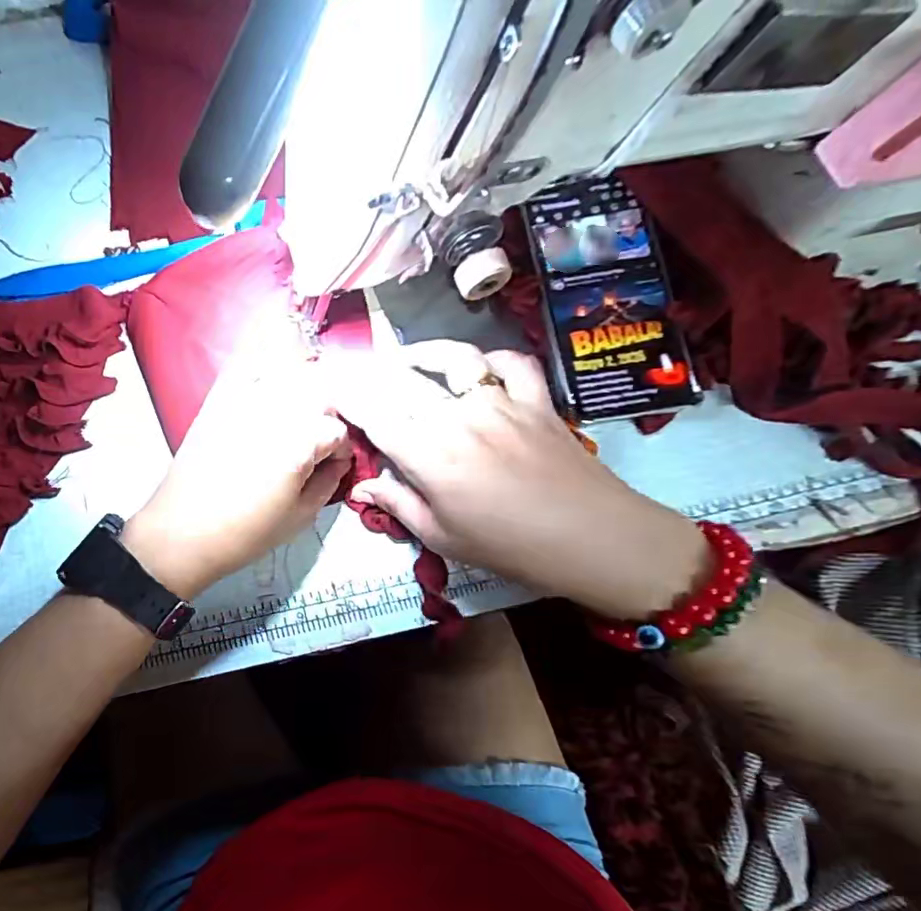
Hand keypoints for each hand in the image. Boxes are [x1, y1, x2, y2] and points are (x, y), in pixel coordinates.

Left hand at [123, 354, 351, 597]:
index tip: (334, 465)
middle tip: (319, 444)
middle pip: (321, 391)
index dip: (343, 450)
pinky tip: (269, 383)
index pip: (339, 429)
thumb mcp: (300, 516)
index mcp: (301, 440)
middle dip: (328, 416)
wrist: (183, 532)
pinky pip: (250, 364)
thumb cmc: (242, 532)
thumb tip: (337, 464)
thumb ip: (328, 482)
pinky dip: (266, 365)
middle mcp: (276, 409)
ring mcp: (245, 398)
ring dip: (303, 390)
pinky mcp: (220, 398)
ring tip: (296, 421)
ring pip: (290, 371)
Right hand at [323, 340, 708, 619]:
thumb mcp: (444, 536)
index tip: (330, 391)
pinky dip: (491, 359)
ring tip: (409, 357)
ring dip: (426, 353)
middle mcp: (460, 416)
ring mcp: (501, 402)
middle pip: (407, 381)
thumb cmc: (509, 547)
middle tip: (360, 374)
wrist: (589, 537)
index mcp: (430, 454)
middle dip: (375, 374)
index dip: (348, 398)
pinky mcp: (537, 400)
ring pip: (456, 360)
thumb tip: (362, 486)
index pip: (376, 415)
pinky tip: (480, 366)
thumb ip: (400, 504)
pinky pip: (511, 364)